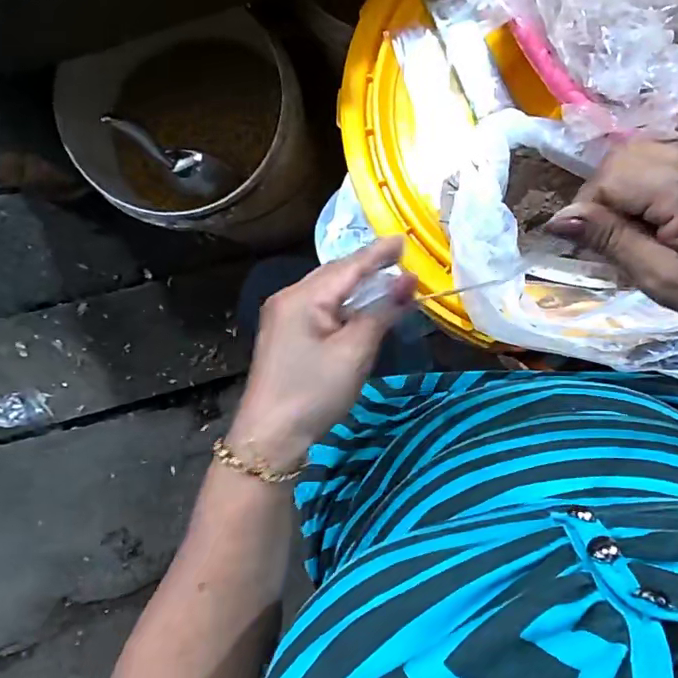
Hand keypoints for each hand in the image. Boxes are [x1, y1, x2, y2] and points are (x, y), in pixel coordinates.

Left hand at [227, 238, 415, 470]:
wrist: (270, 436)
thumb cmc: (314, 392)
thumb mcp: (354, 352)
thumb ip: (381, 312)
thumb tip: (407, 283)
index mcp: (302, 297)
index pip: (348, 266)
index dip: (379, 254)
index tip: (405, 240)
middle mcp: (288, 298)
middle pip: (334, 274)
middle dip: (368, 267)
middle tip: (401, 261)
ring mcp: (282, 317)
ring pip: (327, 291)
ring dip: (357, 286)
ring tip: (387, 280)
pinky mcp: (284, 336)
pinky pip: (320, 308)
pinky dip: (344, 305)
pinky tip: (360, 308)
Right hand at [544, 141, 677, 337]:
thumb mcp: (661, 279)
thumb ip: (610, 240)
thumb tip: (558, 218)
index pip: (614, 174)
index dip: (590, 206)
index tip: (591, 244)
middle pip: (626, 154)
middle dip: (605, 193)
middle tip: (612, 238)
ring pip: (644, 151)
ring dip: (625, 187)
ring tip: (637, 228)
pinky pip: (668, 156)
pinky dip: (649, 182)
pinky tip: (659, 215)